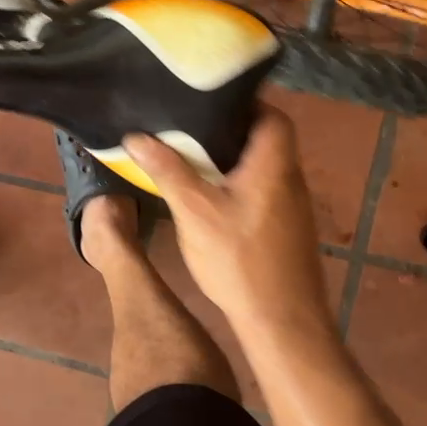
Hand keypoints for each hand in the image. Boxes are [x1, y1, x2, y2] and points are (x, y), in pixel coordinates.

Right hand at [122, 109, 333, 337]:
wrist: (282, 324)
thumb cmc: (239, 260)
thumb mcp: (194, 210)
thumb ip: (167, 170)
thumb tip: (135, 135)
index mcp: (274, 168)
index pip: (273, 117)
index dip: (246, 102)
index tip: (209, 101)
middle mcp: (289, 182)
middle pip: (265, 140)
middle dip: (229, 130)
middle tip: (189, 125)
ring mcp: (291, 209)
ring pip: (261, 168)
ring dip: (231, 159)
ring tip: (190, 155)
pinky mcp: (286, 231)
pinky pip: (261, 191)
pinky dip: (236, 184)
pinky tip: (207, 196)